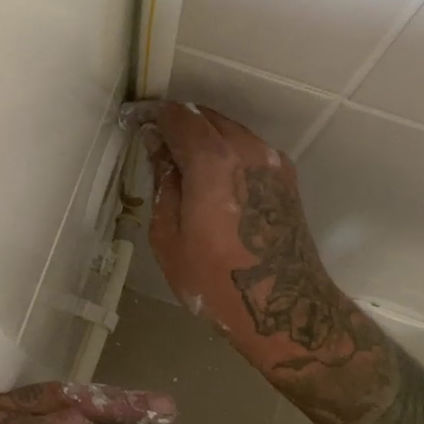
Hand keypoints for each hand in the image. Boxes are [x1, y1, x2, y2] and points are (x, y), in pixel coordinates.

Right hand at [126, 101, 354, 364]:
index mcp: (214, 160)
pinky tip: (212, 179)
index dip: (153, 116)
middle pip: (206, 117)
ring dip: (204, 138)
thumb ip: (163, 183)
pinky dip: (226, 152)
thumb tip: (158, 149)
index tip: (137, 124)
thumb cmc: (215, 279)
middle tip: (156, 146)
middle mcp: (248, 149)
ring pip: (230, 131)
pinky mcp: (286, 177)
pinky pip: (248, 149)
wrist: (284, 307)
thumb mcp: (169, 236)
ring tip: (183, 165)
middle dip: (178, 124)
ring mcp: (272, 162)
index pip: (179, 116)